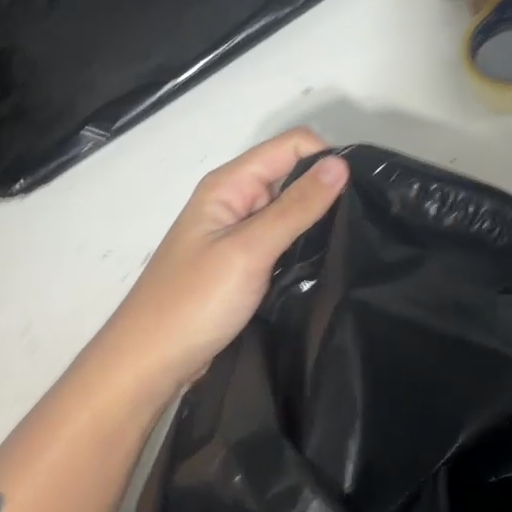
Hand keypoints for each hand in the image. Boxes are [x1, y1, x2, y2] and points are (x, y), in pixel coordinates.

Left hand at [105, 128, 349, 391]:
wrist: (149, 365)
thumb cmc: (193, 303)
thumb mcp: (250, 250)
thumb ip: (297, 206)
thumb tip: (342, 164)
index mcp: (229, 184)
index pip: (292, 145)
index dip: (327, 158)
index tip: (360, 191)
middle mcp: (234, 200)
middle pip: (293, 172)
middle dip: (327, 187)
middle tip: (362, 220)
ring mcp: (239, 233)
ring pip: (291, 207)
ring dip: (318, 217)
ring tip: (352, 239)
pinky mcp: (245, 262)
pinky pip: (284, 238)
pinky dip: (305, 242)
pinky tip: (326, 260)